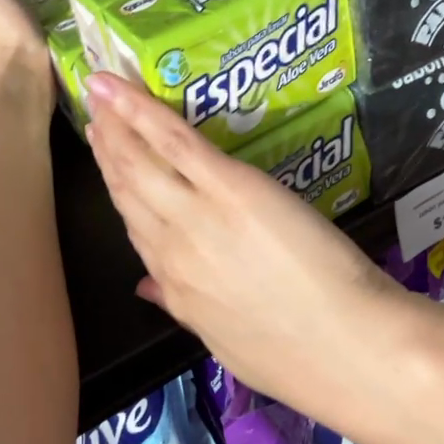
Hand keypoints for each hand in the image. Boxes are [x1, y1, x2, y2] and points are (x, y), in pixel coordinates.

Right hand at [84, 72, 403, 411]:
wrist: (348, 348)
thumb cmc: (299, 354)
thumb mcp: (227, 342)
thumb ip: (182, 307)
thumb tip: (147, 286)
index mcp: (174, 286)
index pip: (133, 226)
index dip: (115, 186)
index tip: (105, 157)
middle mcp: (172, 246)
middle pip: (128, 187)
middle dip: (107, 146)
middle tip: (94, 110)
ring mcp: (196, 214)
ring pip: (141, 161)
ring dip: (117, 123)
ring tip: (102, 92)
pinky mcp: (228, 186)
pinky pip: (172, 142)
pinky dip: (140, 111)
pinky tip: (120, 88)